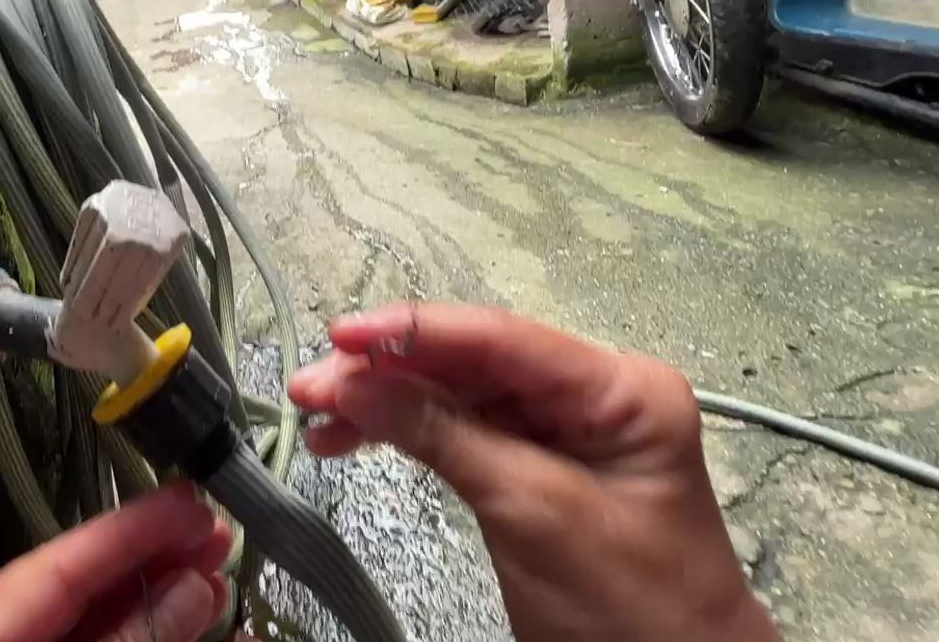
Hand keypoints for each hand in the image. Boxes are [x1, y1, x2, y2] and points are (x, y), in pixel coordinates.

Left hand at [0, 483, 231, 641]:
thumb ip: (124, 638)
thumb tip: (191, 589)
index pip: (62, 561)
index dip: (131, 527)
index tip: (190, 501)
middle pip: (82, 589)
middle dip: (155, 560)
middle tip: (216, 534)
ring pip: (95, 624)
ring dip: (158, 603)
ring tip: (215, 580)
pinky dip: (138, 638)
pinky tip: (183, 627)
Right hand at [288, 303, 777, 641]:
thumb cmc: (626, 610)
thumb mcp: (533, 511)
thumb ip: (441, 433)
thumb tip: (350, 382)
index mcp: (614, 386)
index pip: (497, 337)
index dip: (412, 329)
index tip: (341, 334)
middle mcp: (580, 389)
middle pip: (464, 359)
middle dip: (383, 370)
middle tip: (312, 387)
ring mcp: (550, 421)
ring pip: (446, 389)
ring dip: (378, 400)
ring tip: (314, 413)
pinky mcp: (522, 454)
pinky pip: (449, 425)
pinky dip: (396, 430)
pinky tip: (346, 437)